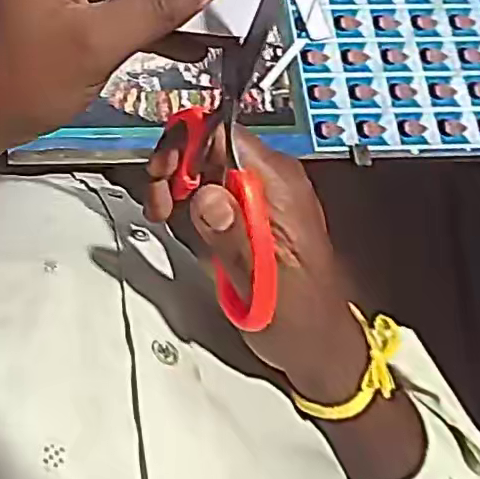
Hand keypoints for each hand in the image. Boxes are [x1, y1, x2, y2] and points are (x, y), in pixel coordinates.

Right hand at [146, 124, 363, 395]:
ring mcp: (253, 188)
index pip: (221, 132)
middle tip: (161, 198)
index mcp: (279, 183)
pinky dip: (179, 191)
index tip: (166, 175)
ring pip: (197, 157)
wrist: (318, 346)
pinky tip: (173, 213)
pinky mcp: (240, 202)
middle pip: (204, 139)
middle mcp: (267, 177)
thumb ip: (234, 238)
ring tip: (164, 210)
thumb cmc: (303, 320)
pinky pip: (201, 178)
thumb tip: (207, 197)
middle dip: (173, 163)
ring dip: (171, 179)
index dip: (186, 145)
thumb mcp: (266, 284)